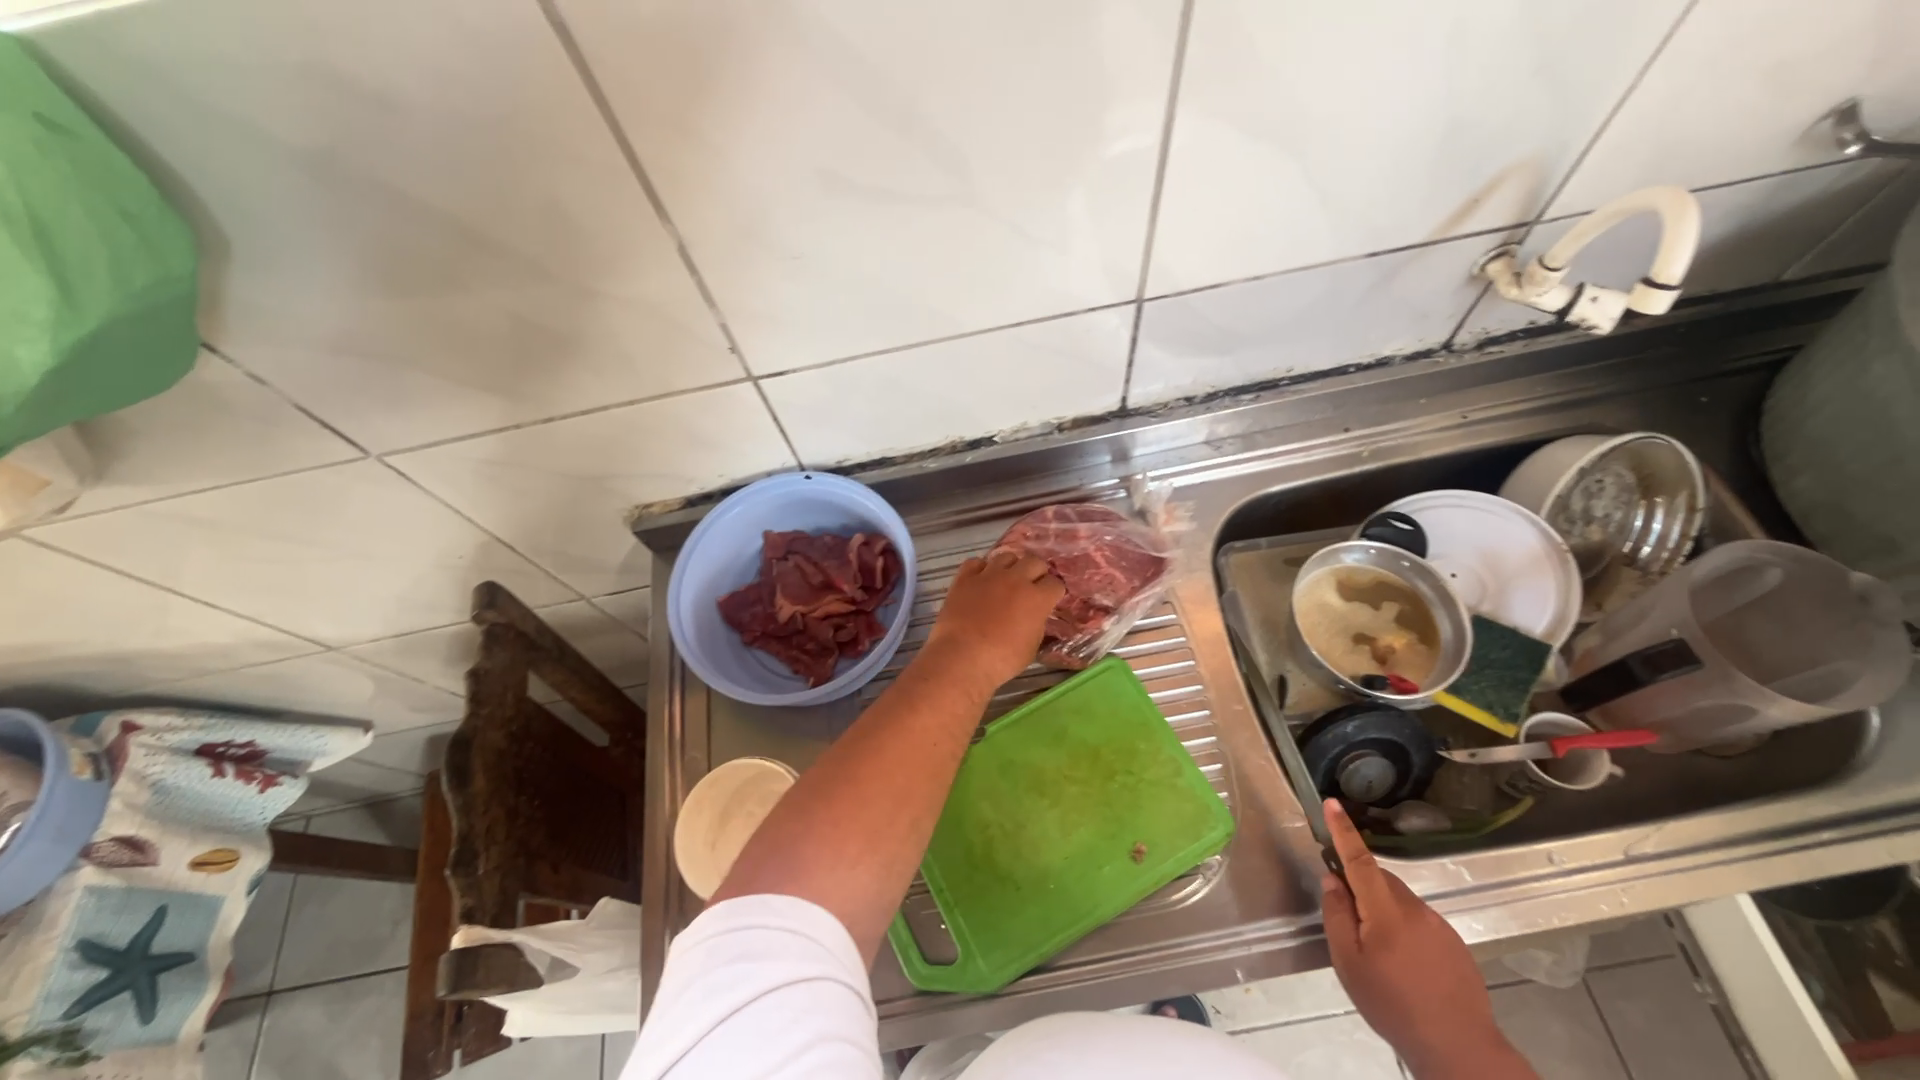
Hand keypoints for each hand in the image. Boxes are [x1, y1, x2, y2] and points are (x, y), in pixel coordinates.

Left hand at [923, 551, 1063, 691]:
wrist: (962, 657)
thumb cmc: (1002, 660)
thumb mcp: (1031, 647)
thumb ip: (1036, 624)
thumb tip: (1034, 616)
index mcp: (1037, 598)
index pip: (1055, 584)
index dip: (1053, 592)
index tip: (1049, 600)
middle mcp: (1016, 579)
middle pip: (1034, 561)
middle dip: (1036, 572)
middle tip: (1030, 586)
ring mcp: (989, 575)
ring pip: (1006, 556)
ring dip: (1010, 566)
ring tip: (1005, 579)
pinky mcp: (965, 578)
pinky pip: (976, 562)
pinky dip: (980, 569)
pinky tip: (980, 580)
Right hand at [1320, 800, 1536, 1079]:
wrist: (1458, 1047)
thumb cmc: (1392, 1005)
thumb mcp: (1348, 963)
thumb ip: (1337, 916)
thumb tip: (1333, 880)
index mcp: (1386, 911)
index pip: (1359, 860)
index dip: (1344, 831)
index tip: (1332, 803)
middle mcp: (1416, 909)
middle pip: (1380, 881)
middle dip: (1361, 887)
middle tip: (1347, 919)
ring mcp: (1439, 926)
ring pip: (1400, 903)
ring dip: (1382, 913)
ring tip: (1377, 956)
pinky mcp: (1454, 944)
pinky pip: (1419, 923)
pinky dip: (1403, 932)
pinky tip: (1403, 968)